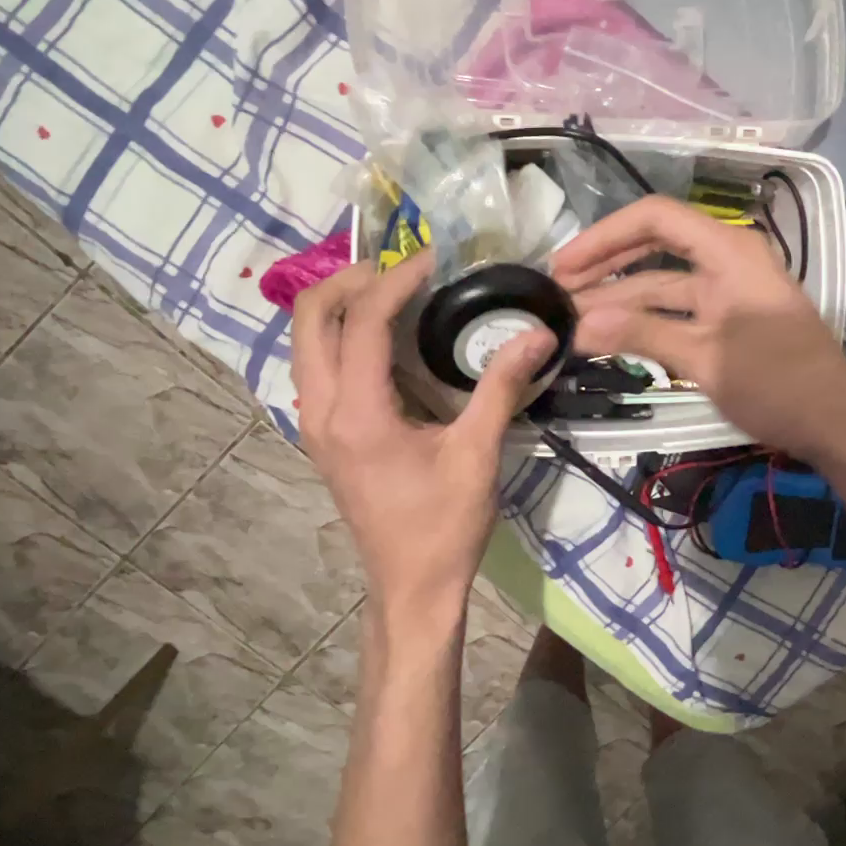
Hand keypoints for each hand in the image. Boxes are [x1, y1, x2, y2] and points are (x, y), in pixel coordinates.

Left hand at [292, 254, 554, 632]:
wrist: (411, 586)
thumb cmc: (444, 525)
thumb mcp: (477, 454)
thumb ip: (501, 387)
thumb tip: (539, 334)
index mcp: (357, 413)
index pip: (364, 321)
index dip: (398, 279)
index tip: (436, 258)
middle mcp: (321, 410)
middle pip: (310, 316)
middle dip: (352, 279)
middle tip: (404, 270)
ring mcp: (315, 423)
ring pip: (306, 339)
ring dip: (343, 304)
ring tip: (398, 293)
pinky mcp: (324, 434)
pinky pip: (318, 363)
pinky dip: (344, 334)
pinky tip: (392, 339)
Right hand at [553, 195, 845, 462]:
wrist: (837, 425)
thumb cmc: (777, 384)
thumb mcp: (705, 359)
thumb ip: (642, 335)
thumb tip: (579, 324)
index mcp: (729, 251)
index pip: (655, 218)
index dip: (604, 237)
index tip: (564, 267)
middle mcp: (729, 260)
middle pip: (657, 247)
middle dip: (607, 267)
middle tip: (559, 292)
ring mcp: (733, 291)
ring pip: (666, 284)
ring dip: (623, 300)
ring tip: (574, 319)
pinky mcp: (734, 320)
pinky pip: (682, 309)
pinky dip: (649, 320)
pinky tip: (615, 336)